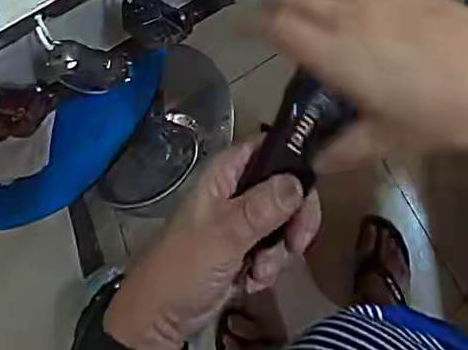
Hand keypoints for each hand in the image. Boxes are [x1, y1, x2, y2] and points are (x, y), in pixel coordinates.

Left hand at [102, 141, 322, 349]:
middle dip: (294, 218)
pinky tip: (252, 282)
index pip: (270, 145)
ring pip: (284, 219)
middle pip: (286, 185)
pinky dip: (269, 266)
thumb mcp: (224, 233)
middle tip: (297, 243)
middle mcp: (239, 188)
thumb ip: (262, 207)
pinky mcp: (246, 248)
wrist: (158, 321)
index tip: (310, 185)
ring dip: (279, 251)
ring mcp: (243, 219)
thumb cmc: (184, 265)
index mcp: (228, 170)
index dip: (293, 157)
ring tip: (259, 272)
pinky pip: (275, 247)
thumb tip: (298, 183)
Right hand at [259, 0, 467, 159]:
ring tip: (298, 0)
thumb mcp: (392, 137)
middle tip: (267, 21)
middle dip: (273, 5)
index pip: (279, 25)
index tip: (242, 30)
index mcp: (336, 52)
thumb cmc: (445, 114)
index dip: (255, 24)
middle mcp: (347, 12)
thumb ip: (348, 147)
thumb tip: (319, 160)